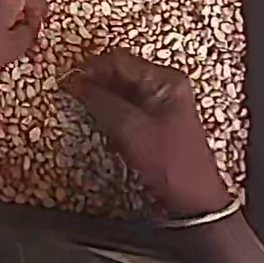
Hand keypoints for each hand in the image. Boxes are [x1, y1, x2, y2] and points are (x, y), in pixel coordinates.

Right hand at [64, 49, 231, 216]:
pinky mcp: (155, 123)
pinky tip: (108, 135)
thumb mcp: (131, 130)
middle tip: (73, 96)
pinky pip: (126, 111)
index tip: (69, 78)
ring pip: (121, 94)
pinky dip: (112, 118)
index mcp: (165, 80)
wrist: (194, 201)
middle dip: (96, 86)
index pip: (120, 60)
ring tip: (90, 117)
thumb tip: (77, 84)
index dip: (92, 67)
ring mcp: (161, 105)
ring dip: (103, 104)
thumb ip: (102, 102)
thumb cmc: (169, 163)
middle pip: (120, 75)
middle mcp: (164, 86)